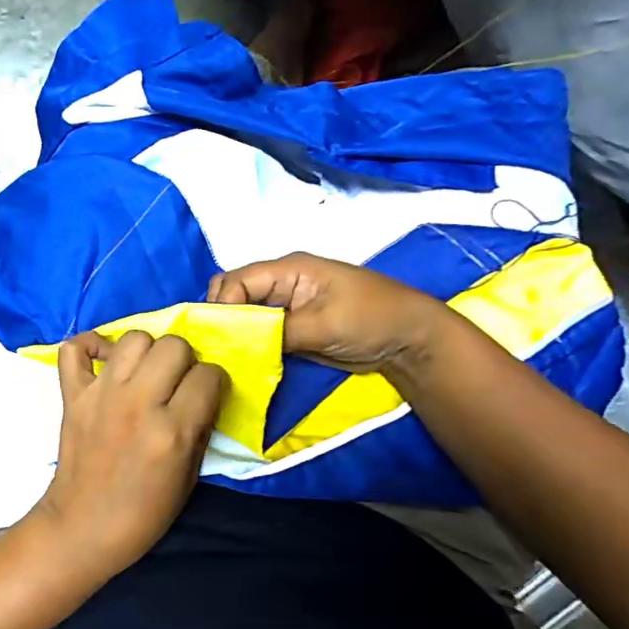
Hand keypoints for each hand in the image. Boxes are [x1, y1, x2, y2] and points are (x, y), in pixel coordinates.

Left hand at [30, 331, 227, 579]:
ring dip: (146, 352)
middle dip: (184, 362)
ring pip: (134, 338)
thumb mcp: (189, 476)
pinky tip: (103, 363)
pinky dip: (89, 347)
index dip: (212, 384)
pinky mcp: (72, 394)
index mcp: (172, 430)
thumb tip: (204, 392)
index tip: (204, 396)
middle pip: (173, 345)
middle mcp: (137, 403)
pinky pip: (74, 348)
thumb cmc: (144, 511)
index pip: (208, 375)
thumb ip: (200, 427)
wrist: (84, 526)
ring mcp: (101, 395)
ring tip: (143, 374)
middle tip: (175, 385)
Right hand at [207, 252, 445, 372]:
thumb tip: (240, 343)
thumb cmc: (372, 319)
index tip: (219, 335)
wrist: (410, 341)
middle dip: (221, 315)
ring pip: (242, 312)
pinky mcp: (289, 327)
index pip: (237, 280)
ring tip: (225, 354)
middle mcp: (280, 283)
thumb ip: (279, 332)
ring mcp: (284, 306)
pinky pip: (257, 331)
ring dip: (232, 331)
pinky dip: (246, 343)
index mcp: (288, 270)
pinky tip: (242, 359)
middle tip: (218, 345)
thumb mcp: (324, 324)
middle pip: (232, 292)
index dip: (222, 305)